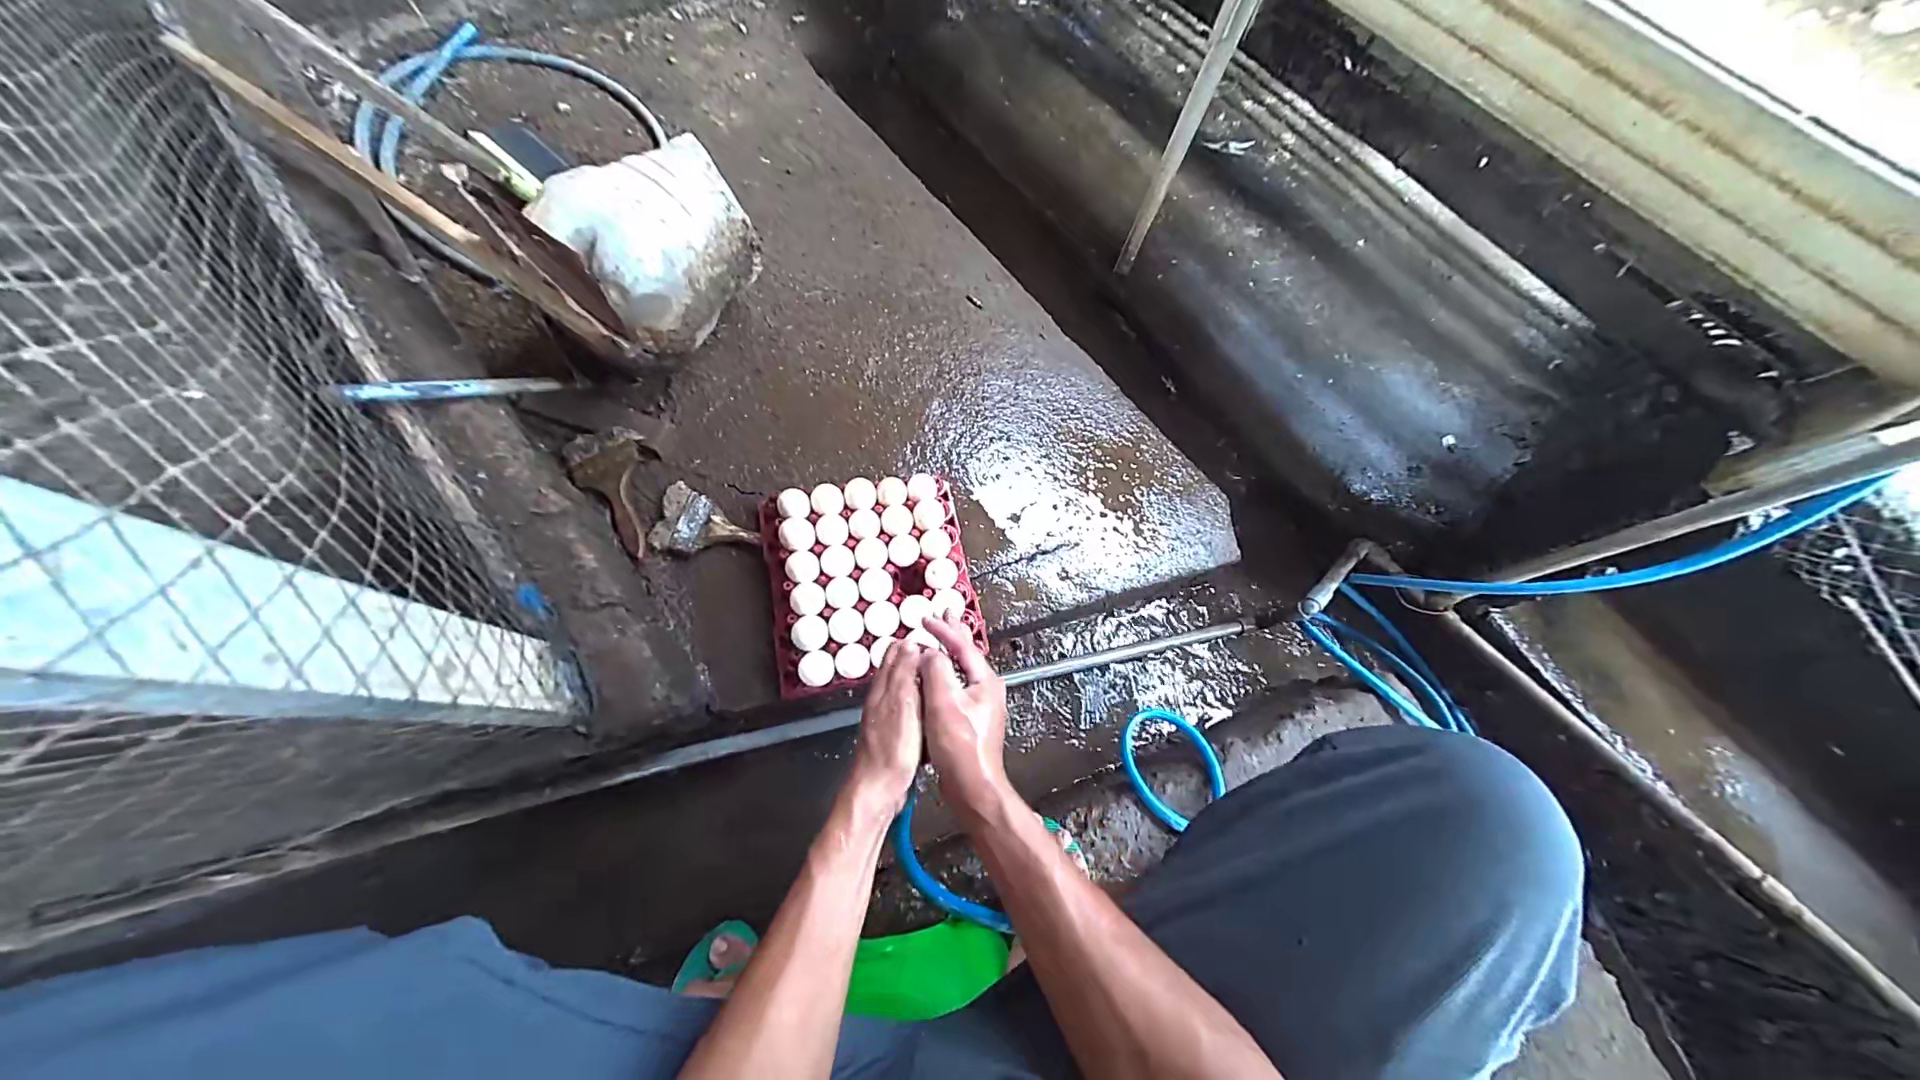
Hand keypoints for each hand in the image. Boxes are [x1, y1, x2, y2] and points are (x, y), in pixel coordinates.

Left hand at [847, 638, 924, 812]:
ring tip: (940, 679)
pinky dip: (920, 705)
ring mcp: (887, 718)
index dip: (914, 645)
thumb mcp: (903, 706)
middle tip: (941, 656)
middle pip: (899, 671)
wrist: (878, 790)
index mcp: (883, 689)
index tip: (935, 641)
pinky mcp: (894, 736)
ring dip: (920, 682)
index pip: (895, 654)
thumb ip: (905, 675)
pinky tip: (932, 711)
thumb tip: (910, 644)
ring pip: (905, 691)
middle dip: (918, 660)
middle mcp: (882, 700)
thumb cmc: (892, 751)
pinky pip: (909, 712)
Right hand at [918, 615, 1011, 824]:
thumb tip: (929, 652)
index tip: (925, 619)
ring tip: (940, 637)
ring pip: (963, 669)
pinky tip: (936, 675)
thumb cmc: (961, 748)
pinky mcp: (971, 719)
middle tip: (944, 614)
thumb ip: (936, 670)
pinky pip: (957, 685)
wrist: (974, 787)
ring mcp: (981, 705)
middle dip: (953, 634)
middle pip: (968, 654)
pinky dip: (945, 672)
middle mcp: (987, 690)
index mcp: (985, 682)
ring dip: (949, 652)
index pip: (962, 646)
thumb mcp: (944, 703)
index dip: (942, 630)